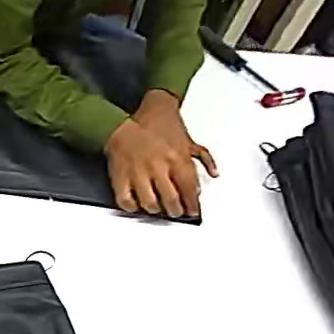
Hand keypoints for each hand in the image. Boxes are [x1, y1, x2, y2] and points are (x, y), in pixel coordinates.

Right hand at [105, 90, 217, 218]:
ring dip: (156, 210)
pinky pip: (125, 200)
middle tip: (176, 212)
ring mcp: (138, 173)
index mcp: (177, 158)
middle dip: (176, 211)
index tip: (192, 211)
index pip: (190, 189)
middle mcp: (158, 167)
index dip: (192, 204)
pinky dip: (131, 207)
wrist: (126, 122)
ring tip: (158, 208)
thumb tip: (213, 173)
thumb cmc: (156, 130)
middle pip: (171, 200)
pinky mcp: (120, 176)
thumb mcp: (186, 140)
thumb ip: (203, 158)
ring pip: (149, 203)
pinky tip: (136, 204)